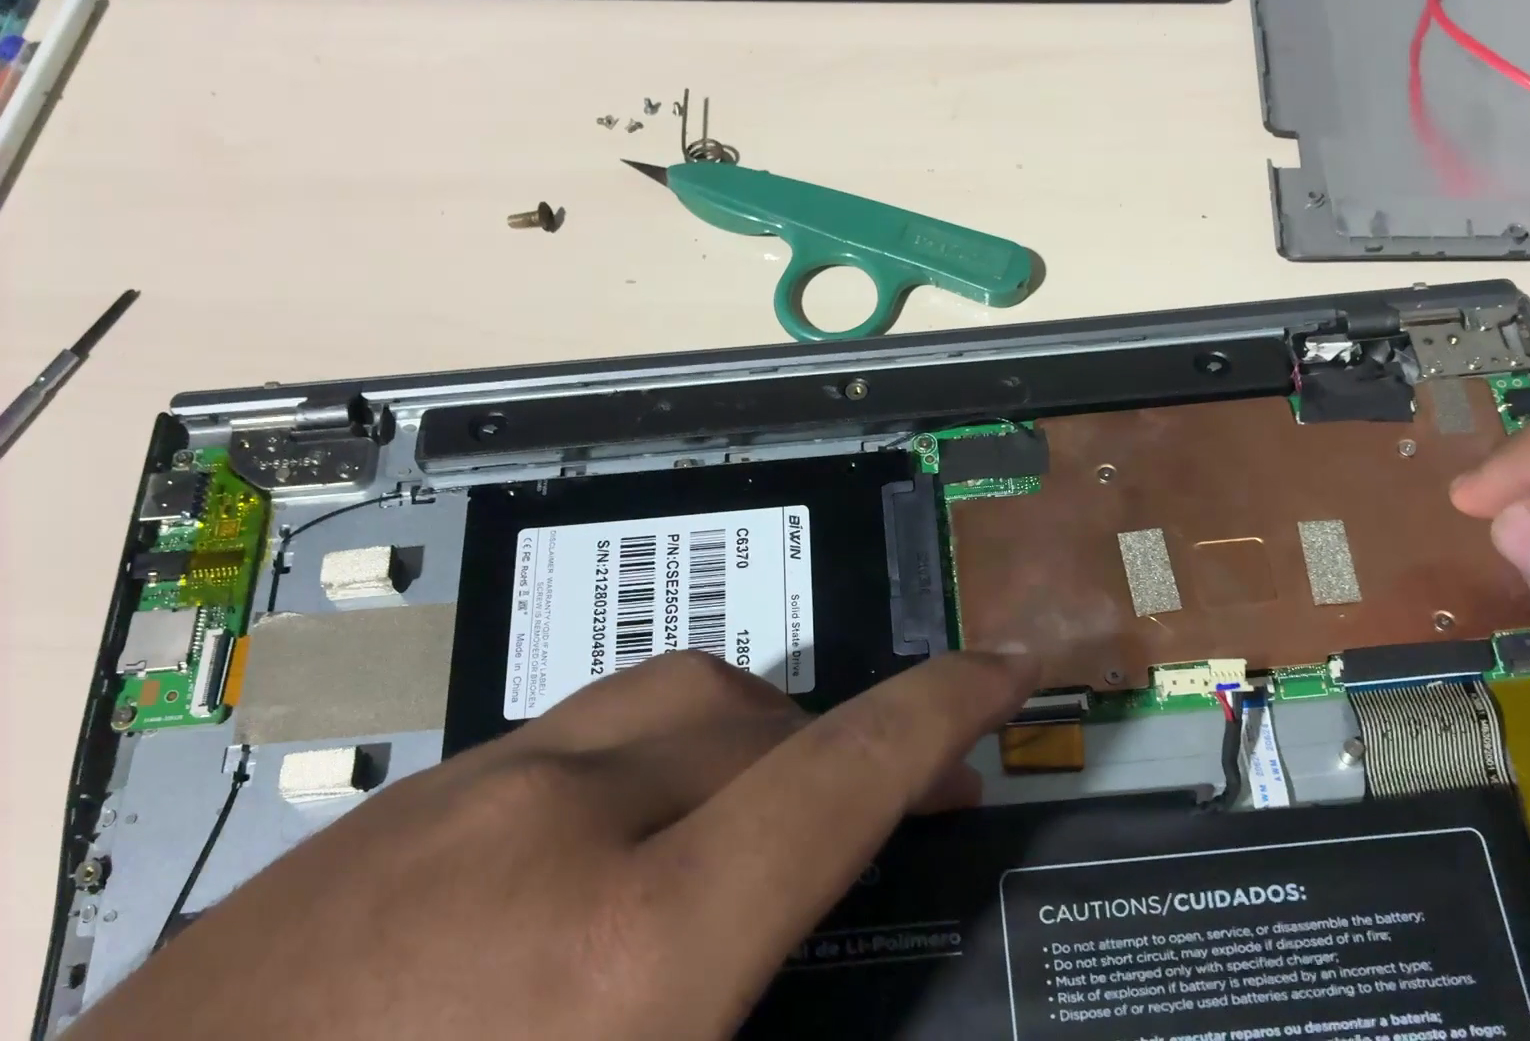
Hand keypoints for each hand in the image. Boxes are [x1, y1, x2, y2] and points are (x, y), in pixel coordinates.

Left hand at [68, 650, 1037, 1039]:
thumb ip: (744, 1000)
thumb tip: (789, 934)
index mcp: (629, 951)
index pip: (837, 777)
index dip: (939, 713)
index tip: (1001, 671)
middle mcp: (551, 834)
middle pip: (750, 712)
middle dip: (838, 737)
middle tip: (886, 801)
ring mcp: (453, 801)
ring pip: (658, 701)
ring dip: (742, 739)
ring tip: (756, 817)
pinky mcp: (386, 811)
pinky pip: (568, 739)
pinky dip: (640, 765)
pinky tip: (612, 847)